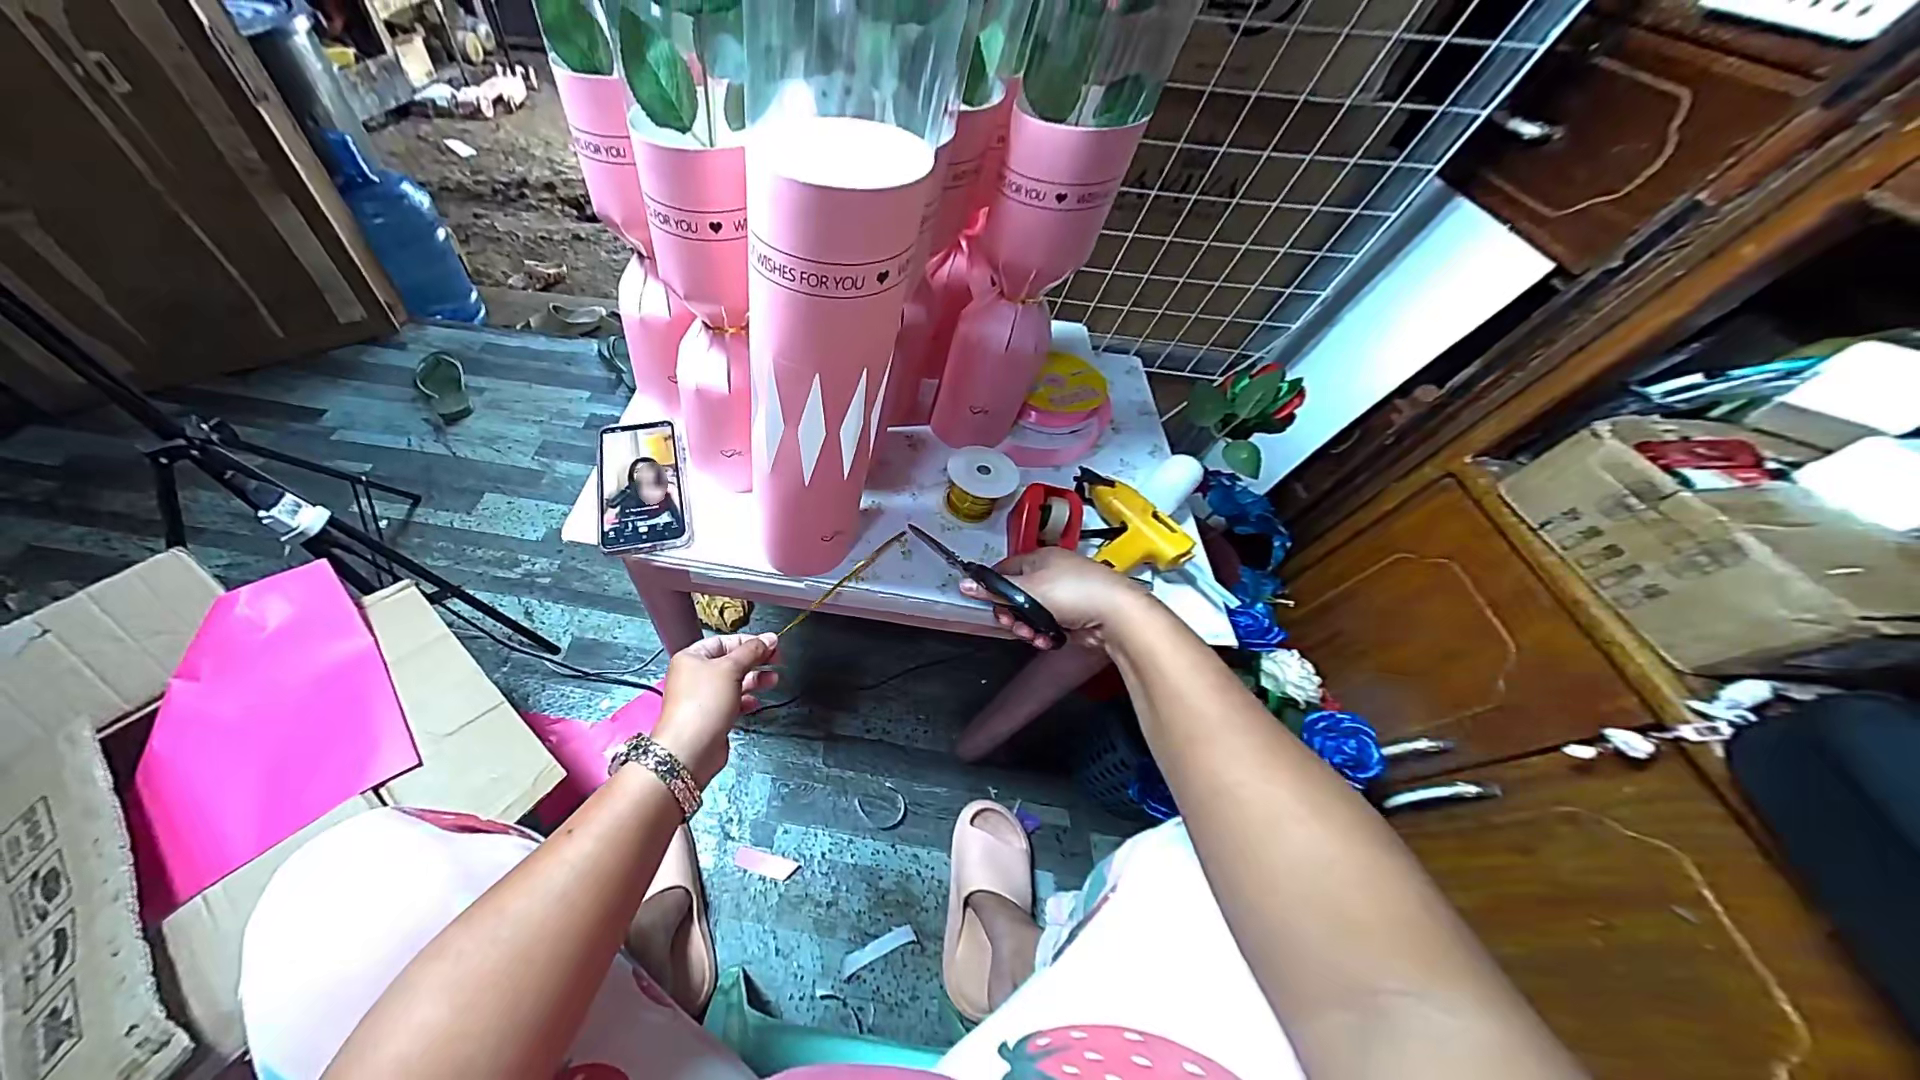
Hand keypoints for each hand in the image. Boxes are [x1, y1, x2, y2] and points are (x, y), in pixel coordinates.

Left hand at [651, 633, 777, 785]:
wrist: (691, 748)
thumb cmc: (703, 704)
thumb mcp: (731, 668)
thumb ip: (752, 651)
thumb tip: (769, 638)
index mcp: (692, 657)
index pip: (725, 641)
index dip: (749, 642)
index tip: (771, 644)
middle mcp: (695, 675)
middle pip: (731, 661)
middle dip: (755, 661)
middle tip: (776, 660)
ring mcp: (703, 697)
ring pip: (734, 682)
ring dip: (755, 680)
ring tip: (772, 680)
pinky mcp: (711, 716)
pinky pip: (732, 702)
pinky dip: (746, 700)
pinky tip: (755, 701)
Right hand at [960, 547, 1149, 650]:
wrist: (1114, 614)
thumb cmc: (1075, 592)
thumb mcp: (1028, 589)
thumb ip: (996, 590)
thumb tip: (966, 584)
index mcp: (1041, 558)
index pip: (1006, 569)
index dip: (994, 586)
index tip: (986, 602)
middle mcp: (1052, 574)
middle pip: (1017, 596)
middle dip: (1012, 614)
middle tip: (1013, 622)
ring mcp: (1064, 596)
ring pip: (1031, 615)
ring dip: (1027, 628)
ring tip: (1034, 634)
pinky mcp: (1072, 617)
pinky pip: (1047, 627)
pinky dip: (1044, 635)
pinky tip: (1048, 639)